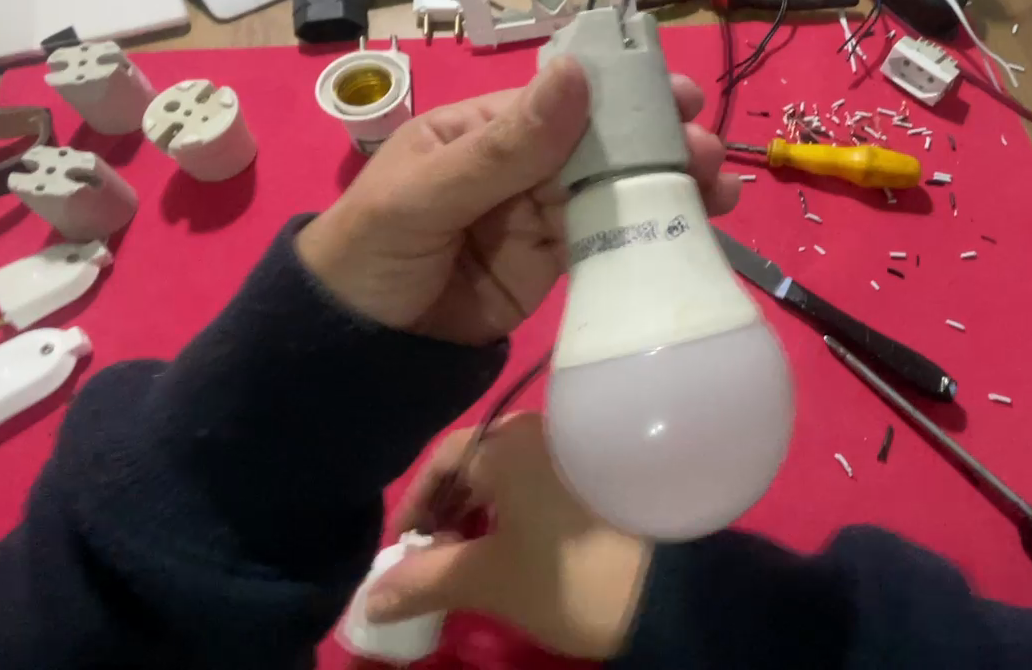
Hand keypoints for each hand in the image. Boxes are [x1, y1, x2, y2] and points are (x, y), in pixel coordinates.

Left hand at [296, 58, 738, 344]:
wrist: (354, 356)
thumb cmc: (369, 254)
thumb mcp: (426, 194)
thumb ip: (503, 146)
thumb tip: (575, 74)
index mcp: (487, 129)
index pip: (564, 100)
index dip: (622, 94)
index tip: (677, 94)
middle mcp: (522, 165)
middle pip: (601, 144)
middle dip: (657, 142)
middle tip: (707, 150)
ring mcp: (541, 215)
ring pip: (614, 190)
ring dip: (666, 185)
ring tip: (717, 189)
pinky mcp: (556, 263)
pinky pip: (608, 241)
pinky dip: (650, 233)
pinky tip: (693, 228)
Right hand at [365, 414, 650, 657]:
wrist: (664, 590)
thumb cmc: (565, 575)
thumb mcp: (486, 579)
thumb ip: (422, 581)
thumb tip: (368, 599)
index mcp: (510, 441)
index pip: (444, 458)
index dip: (414, 505)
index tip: (398, 553)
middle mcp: (540, 432)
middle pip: (475, 464)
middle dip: (445, 514)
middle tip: (427, 565)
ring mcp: (571, 451)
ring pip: (506, 476)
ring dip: (477, 516)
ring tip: (464, 565)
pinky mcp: (593, 474)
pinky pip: (535, 484)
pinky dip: (511, 513)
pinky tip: (507, 550)